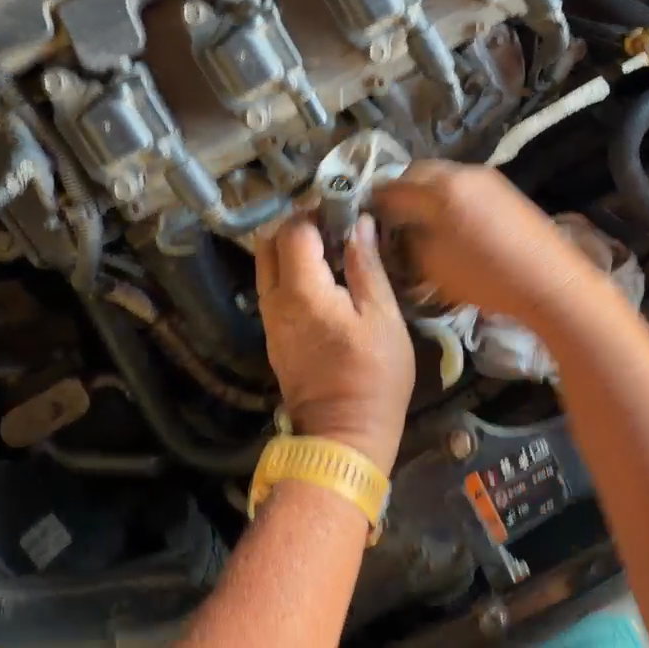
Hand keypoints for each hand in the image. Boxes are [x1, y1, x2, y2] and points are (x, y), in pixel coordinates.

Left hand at [254, 214, 414, 469]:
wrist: (344, 437)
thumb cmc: (373, 375)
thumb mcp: (382, 316)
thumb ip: (366, 266)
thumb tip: (361, 224)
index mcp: (301, 291)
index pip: (293, 231)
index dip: (316, 213)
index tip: (343, 210)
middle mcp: (275, 301)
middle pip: (268, 243)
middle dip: (297, 226)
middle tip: (334, 228)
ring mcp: (270, 322)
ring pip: (267, 267)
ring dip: (293, 250)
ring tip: (333, 252)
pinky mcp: (275, 338)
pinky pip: (274, 290)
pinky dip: (292, 273)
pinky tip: (326, 281)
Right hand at [374, 161, 610, 324]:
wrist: (550, 280)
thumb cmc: (487, 278)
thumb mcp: (434, 266)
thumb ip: (409, 241)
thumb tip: (398, 229)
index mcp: (440, 189)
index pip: (393, 186)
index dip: (376, 200)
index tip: (367, 215)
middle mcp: (461, 173)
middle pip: (418, 172)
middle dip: (401, 190)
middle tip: (392, 216)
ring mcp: (486, 177)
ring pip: (442, 175)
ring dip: (426, 191)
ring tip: (421, 219)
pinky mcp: (503, 188)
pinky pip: (463, 183)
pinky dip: (448, 195)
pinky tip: (450, 220)